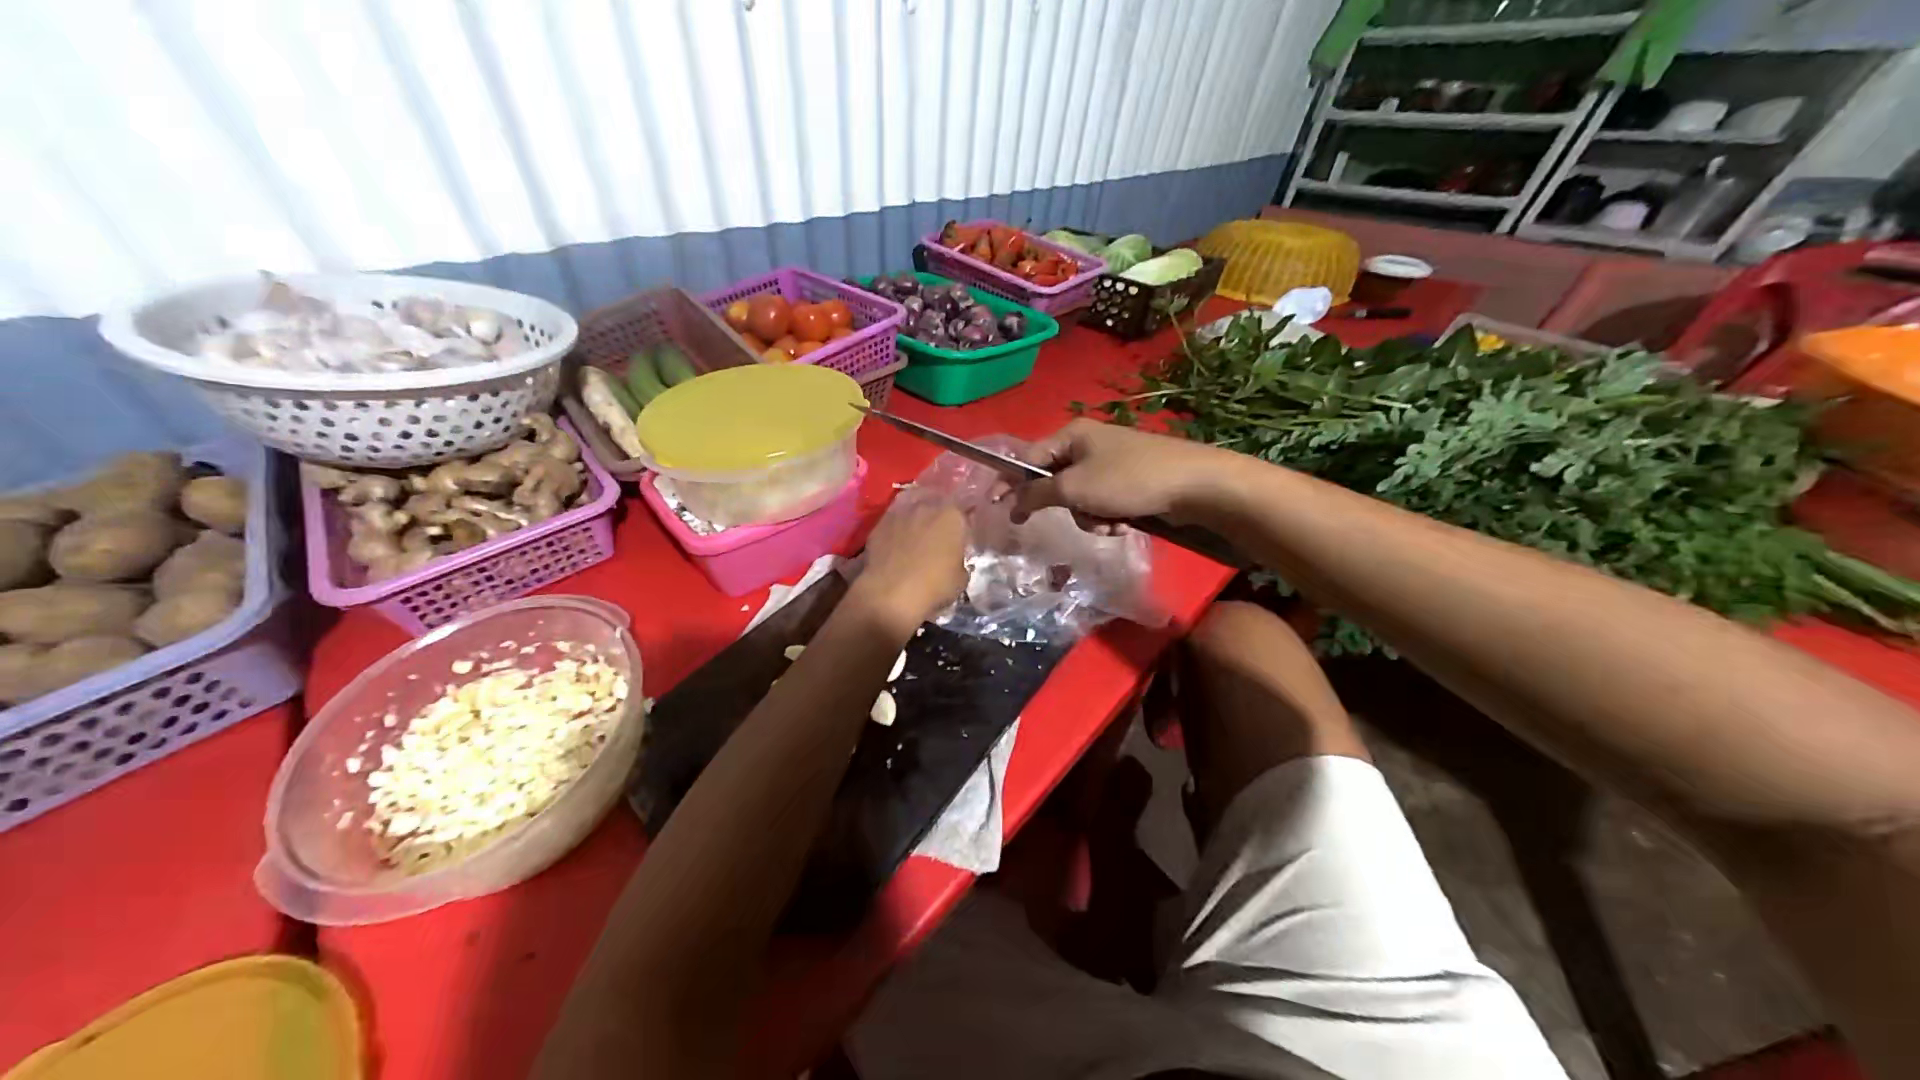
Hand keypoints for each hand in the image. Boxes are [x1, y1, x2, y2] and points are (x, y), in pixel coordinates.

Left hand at [850, 490, 968, 634]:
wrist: (890, 594)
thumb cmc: (934, 587)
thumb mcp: (961, 578)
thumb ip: (959, 560)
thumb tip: (952, 559)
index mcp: (952, 516)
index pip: (963, 513)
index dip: (962, 526)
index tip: (961, 539)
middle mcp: (927, 505)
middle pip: (937, 504)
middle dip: (939, 517)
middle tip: (940, 534)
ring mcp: (900, 511)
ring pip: (913, 506)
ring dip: (917, 517)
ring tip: (918, 534)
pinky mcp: (879, 523)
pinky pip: (895, 520)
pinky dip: (898, 527)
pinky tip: (898, 542)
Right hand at [1009, 419, 1241, 525]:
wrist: (1194, 485)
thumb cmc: (1128, 479)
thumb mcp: (1075, 488)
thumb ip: (1036, 494)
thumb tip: (1009, 501)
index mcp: (1072, 435)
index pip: (1028, 458)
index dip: (1011, 483)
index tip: (998, 508)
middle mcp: (1088, 445)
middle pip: (1055, 483)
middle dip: (1068, 507)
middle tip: (1081, 515)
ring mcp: (1110, 463)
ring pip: (1080, 499)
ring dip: (1091, 517)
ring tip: (1112, 522)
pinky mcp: (1129, 482)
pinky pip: (1103, 504)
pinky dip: (1110, 518)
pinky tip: (1126, 523)